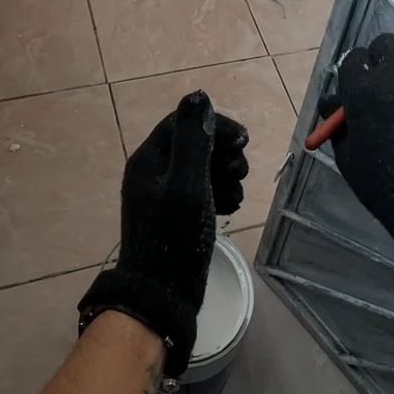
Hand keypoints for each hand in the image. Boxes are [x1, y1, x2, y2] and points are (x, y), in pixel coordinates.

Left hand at [77, 91, 248, 377]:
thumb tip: (198, 96)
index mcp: (149, 158)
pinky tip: (230, 208)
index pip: (184, 121)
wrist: (163, 296)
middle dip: (223, 152)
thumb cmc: (175, 237)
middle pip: (195, 143)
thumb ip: (193, 139)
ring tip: (236, 195)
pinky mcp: (175, 214)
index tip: (243, 141)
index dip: (216, 125)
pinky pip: (202, 190)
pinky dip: (219, 193)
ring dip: (225, 174)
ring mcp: (163, 194)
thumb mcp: (187, 183)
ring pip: (202, 167)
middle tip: (242, 171)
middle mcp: (153, 171)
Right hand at [316, 33, 393, 269]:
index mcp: (361, 89)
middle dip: (384, 54)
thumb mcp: (347, 153)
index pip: (354, 58)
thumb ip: (340, 123)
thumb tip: (334, 104)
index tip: (360, 78)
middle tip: (387, 74)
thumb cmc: (380, 179)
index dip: (357, 67)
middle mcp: (392, 76)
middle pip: (387, 44)